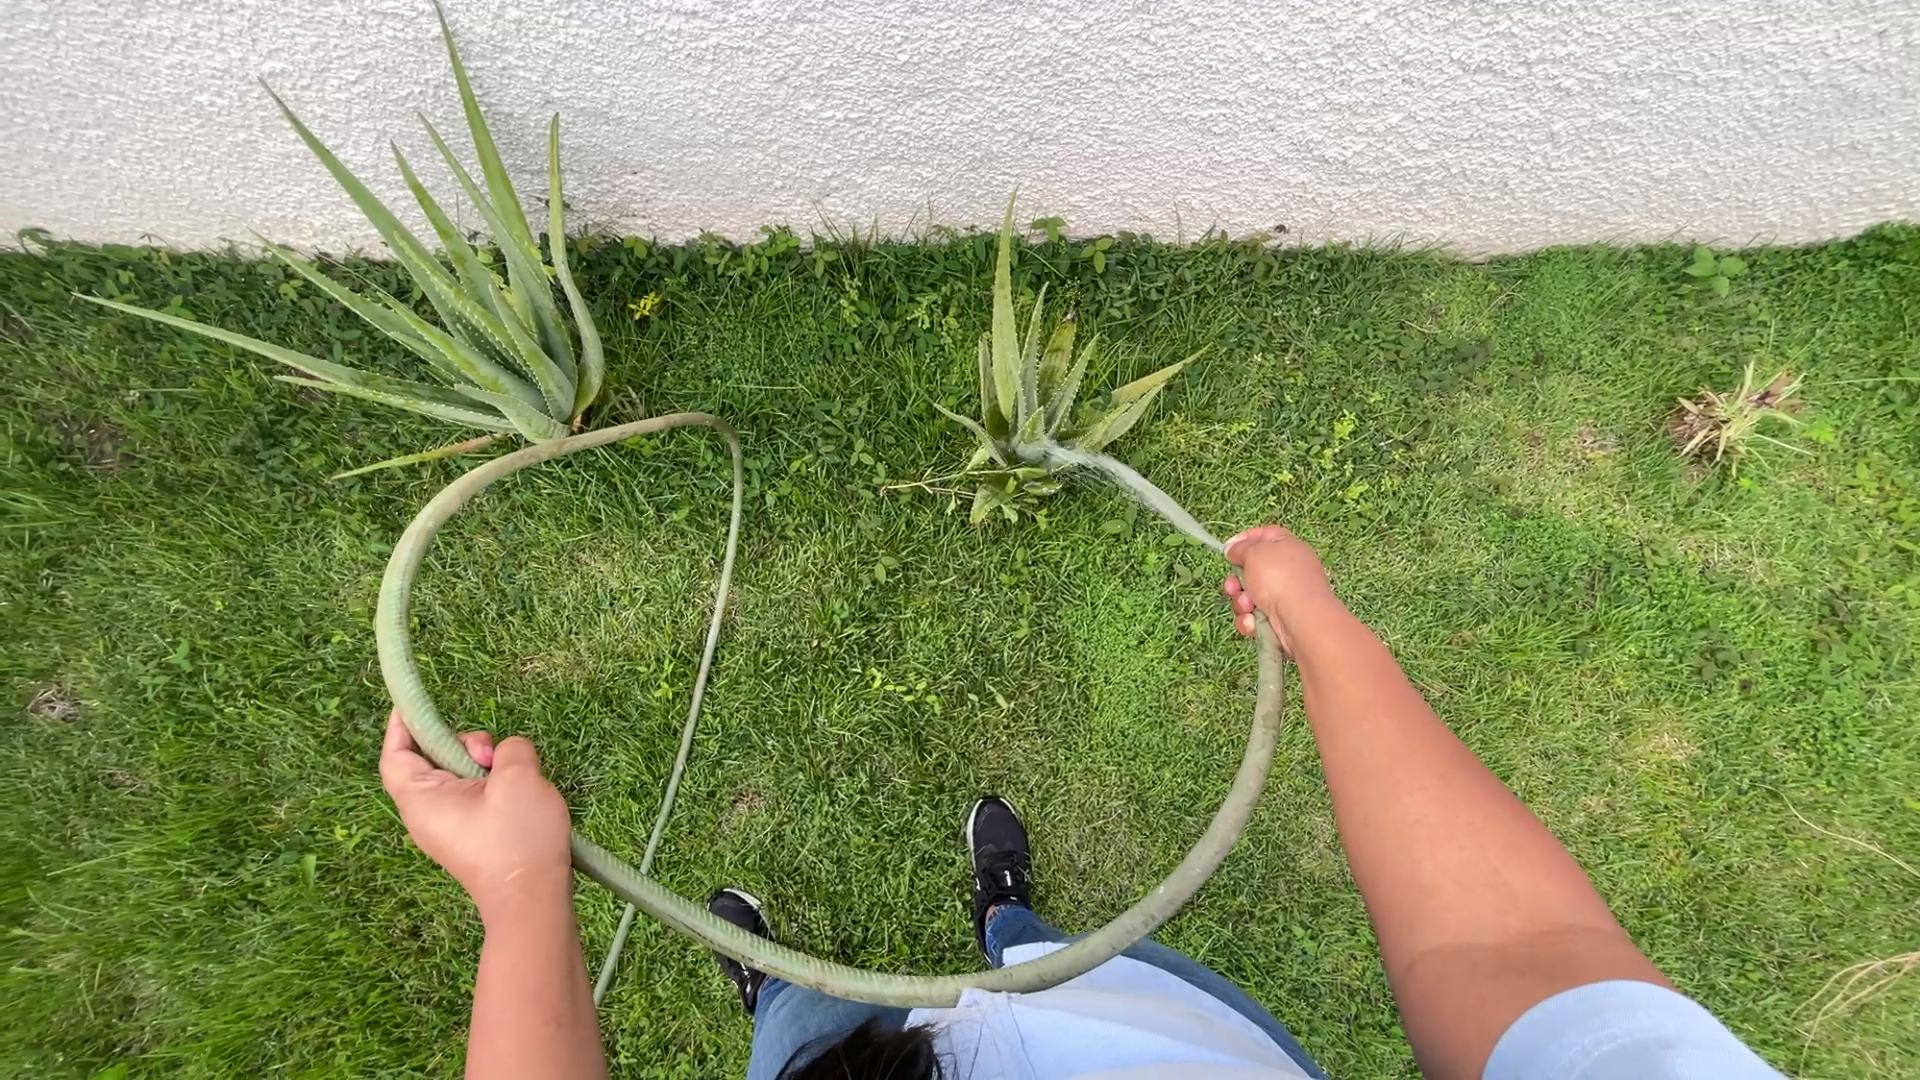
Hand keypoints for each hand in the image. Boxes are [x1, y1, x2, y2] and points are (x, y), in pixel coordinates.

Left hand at [379, 709, 573, 919]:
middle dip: (464, 745)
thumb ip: (510, 748)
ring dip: (488, 763)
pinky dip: (496, 781)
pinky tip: (522, 787)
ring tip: (516, 772)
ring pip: (461, 777)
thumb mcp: (518, 776)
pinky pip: (478, 794)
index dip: (400, 727)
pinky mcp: (476, 834)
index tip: (410, 703)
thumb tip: (506, 754)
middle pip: (434, 761)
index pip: (397, 757)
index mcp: (424, 800)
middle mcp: (430, 813)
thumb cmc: (517, 836)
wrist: (532, 895)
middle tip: (493, 752)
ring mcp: (453, 826)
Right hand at [1221, 525, 1344, 652]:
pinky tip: (1253, 622)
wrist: (1300, 618)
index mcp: (1287, 547)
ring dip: (1241, 602)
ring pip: (1249, 596)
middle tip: (1232, 587)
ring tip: (1248, 606)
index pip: (1264, 536)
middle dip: (1237, 581)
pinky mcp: (1280, 618)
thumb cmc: (1278, 578)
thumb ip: (1240, 548)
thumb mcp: (1254, 553)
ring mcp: (1285, 596)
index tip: (1228, 549)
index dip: (1244, 539)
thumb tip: (1233, 549)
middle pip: (1251, 570)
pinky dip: (1250, 620)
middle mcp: (1288, 570)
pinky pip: (1255, 616)